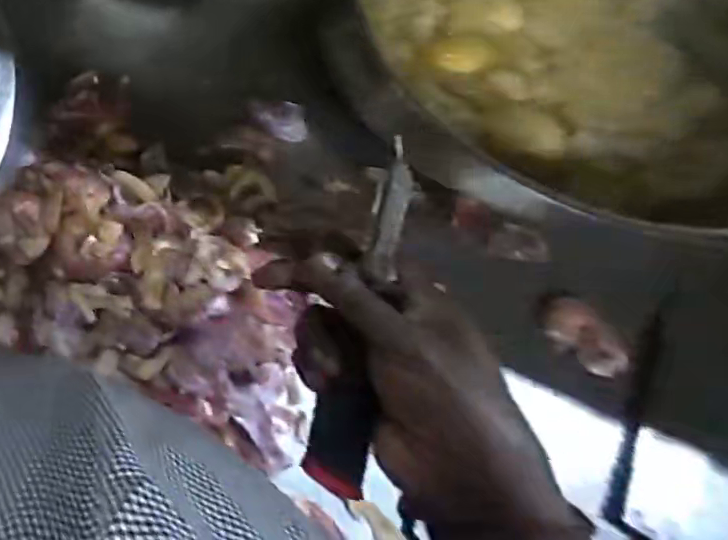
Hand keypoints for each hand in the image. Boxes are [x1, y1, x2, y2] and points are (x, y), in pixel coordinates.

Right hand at [255, 255, 587, 537]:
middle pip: (333, 289)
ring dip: (315, 343)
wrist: (464, 481)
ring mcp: (372, 352)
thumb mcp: (402, 341)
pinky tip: (326, 385)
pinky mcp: (354, 380)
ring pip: (319, 323)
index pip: (368, 260)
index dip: (330, 250)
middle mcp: (393, 321)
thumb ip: (352, 296)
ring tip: (331, 372)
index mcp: (420, 304)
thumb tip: (311, 255)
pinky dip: (315, 367)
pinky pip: (317, 355)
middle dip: (304, 293)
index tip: (290, 246)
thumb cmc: (448, 399)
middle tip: (263, 281)